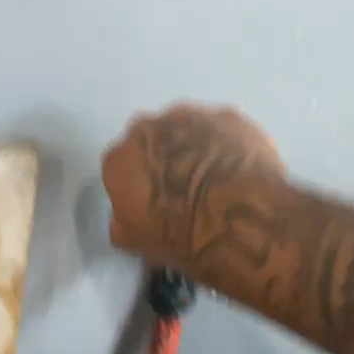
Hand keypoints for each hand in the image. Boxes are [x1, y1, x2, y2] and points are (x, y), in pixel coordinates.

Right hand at [101, 103, 283, 266]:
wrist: (236, 214)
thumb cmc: (176, 231)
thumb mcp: (131, 240)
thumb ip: (121, 219)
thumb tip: (127, 214)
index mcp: (118, 160)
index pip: (117, 169)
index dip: (132, 187)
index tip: (146, 203)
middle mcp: (148, 128)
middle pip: (148, 142)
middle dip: (158, 161)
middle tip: (176, 188)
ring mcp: (191, 115)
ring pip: (183, 130)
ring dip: (189, 148)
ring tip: (207, 178)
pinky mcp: (230, 114)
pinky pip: (218, 129)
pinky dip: (221, 144)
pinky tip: (232, 169)